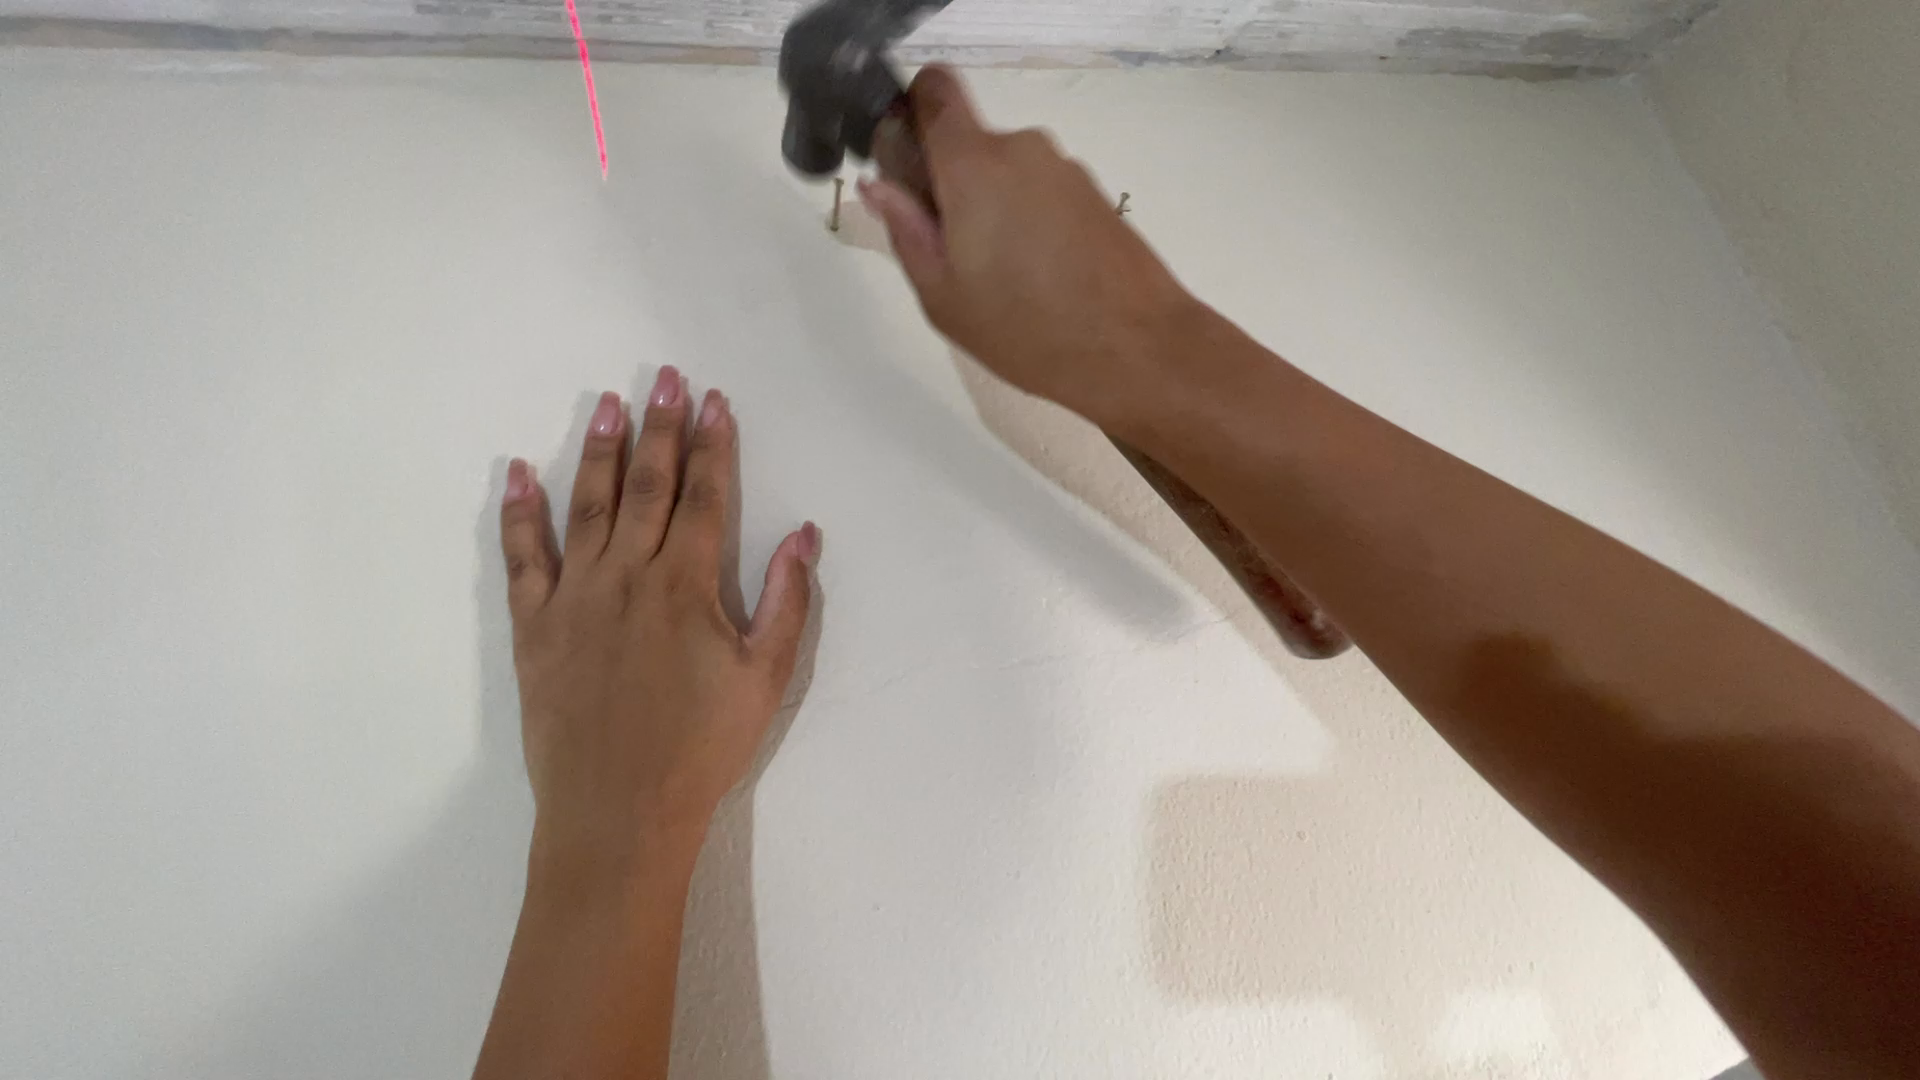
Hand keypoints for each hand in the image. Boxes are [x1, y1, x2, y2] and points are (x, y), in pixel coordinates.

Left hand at [498, 369, 818, 872]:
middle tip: (664, 376)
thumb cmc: (704, 747)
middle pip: (646, 486)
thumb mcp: (768, 678)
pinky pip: (523, 558)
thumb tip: (804, 534)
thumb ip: (788, 601)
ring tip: (607, 402)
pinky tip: (517, 472)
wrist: (619, 815)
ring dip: (599, 451)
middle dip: (660, 428)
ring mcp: (574, 599)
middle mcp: (627, 577)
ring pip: (587, 507)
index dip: (712, 446)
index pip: (703, 498)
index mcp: (686, 587)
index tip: (714, 401)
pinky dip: (520, 513)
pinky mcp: (534, 628)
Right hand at [860, 66, 1199, 430]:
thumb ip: (906, 232)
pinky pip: (1044, 196)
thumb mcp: (943, 297)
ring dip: (994, 213)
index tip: (909, 172)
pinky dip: (1031, 225)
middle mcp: (1023, 150)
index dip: (911, 117)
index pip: (933, 91)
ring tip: (1004, 284)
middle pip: (971, 146)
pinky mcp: (1097, 197)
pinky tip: (1041, 283)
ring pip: (1009, 176)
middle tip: (957, 260)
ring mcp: (1067, 171)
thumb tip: (880, 187)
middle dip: (953, 189)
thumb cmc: (1025, 331)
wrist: (1136, 348)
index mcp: (974, 165)